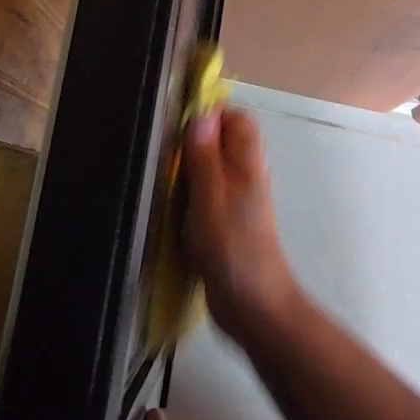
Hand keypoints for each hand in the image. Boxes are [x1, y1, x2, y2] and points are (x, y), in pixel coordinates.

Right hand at [180, 107, 297, 336]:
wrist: (252, 305)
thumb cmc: (231, 246)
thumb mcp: (210, 194)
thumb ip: (204, 155)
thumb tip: (201, 114)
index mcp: (247, 163)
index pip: (237, 119)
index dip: (210, 116)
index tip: (179, 128)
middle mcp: (247, 177)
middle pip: (223, 144)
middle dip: (194, 146)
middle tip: (167, 161)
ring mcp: (239, 202)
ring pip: (212, 172)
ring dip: (189, 175)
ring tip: (167, 188)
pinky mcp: (228, 225)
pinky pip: (207, 199)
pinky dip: (190, 201)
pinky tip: (174, 216)